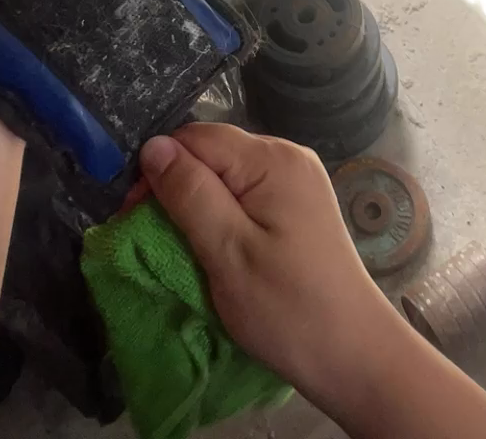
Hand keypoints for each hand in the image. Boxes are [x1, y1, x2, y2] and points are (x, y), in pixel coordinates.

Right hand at [138, 124, 407, 399]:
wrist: (351, 350)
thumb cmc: (286, 306)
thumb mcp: (226, 250)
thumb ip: (189, 193)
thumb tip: (154, 145)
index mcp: (272, 159)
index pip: (198, 136)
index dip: (160, 168)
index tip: (134, 214)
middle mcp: (289, 155)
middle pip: (214, 151)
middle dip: (177, 185)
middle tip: (153, 236)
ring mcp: (299, 178)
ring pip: (228, 171)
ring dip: (199, 201)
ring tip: (183, 244)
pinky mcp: (301, 202)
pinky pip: (249, 190)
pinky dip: (224, 211)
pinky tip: (217, 242)